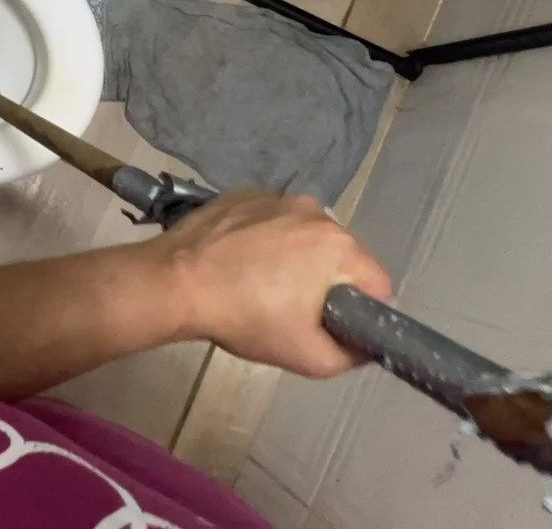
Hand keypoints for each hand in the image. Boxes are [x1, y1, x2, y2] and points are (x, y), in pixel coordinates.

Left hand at [146, 191, 392, 377]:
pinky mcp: (241, 193)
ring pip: (303, 234)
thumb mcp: (312, 358)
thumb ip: (354, 353)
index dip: (360, 310)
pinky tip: (238, 257)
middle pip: (340, 254)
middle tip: (290, 305)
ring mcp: (274, 196)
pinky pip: (270, 219)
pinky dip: (263, 236)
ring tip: (259, 280)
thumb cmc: (245, 316)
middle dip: (325, 280)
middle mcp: (312, 209)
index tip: (328, 322)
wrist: (175, 280)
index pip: (376, 284)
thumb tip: (364, 341)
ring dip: (294, 255)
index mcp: (338, 244)